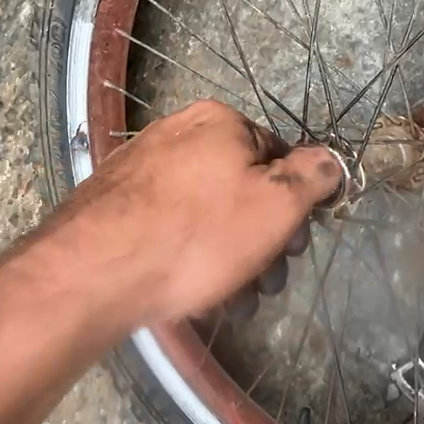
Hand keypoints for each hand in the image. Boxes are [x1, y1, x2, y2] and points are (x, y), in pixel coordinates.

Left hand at [37, 100, 341, 327]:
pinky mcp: (113, 205)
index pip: (281, 156)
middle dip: (263, 239)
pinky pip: (171, 227)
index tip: (294, 246)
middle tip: (266, 281)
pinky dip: (190, 257)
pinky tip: (194, 295)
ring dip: (231, 257)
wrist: (91, 275)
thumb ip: (314, 176)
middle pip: (243, 187)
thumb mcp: (277, 205)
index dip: (296, 205)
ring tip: (232, 301)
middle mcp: (177, 134)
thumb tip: (332, 159)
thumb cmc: (198, 237)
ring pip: (208, 214)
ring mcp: (140, 169)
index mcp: (220, 122)